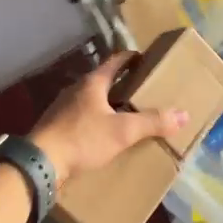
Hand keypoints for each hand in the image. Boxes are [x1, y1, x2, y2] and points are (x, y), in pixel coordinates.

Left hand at [29, 52, 187, 186]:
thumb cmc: (82, 139)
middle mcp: (76, 90)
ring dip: (106, 105)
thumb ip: (152, 122)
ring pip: (90, 101)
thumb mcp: (122, 131)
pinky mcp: (54, 128)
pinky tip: (100, 137)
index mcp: (92, 82)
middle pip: (102, 80)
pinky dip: (93, 122)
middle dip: (121, 84)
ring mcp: (62, 109)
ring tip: (124, 115)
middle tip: (141, 90)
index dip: (132, 58)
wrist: (39, 164)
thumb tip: (183, 114)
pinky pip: (79, 119)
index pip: (116, 60)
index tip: (146, 60)